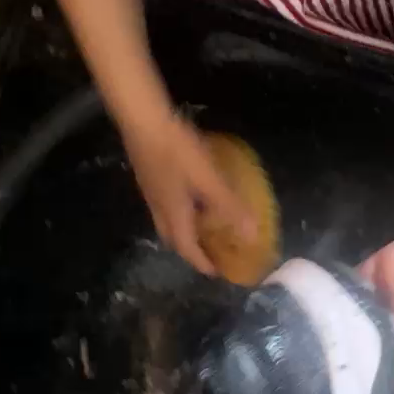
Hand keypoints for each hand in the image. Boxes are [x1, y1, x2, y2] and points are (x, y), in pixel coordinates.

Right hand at [119, 111, 254, 276]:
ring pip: (166, 219)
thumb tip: (251, 236)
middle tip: (208, 251)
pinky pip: (164, 202)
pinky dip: (179, 208)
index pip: (186, 248)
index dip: (201, 262)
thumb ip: (229, 206)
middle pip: (171, 237)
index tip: (216, 273)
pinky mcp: (148, 173)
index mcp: (173, 212)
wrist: (142, 120)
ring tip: (203, 224)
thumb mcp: (208, 179)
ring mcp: (150, 189)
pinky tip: (190, 193)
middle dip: (189, 249)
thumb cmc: (177, 151)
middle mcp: (158, 206)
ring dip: (183, 228)